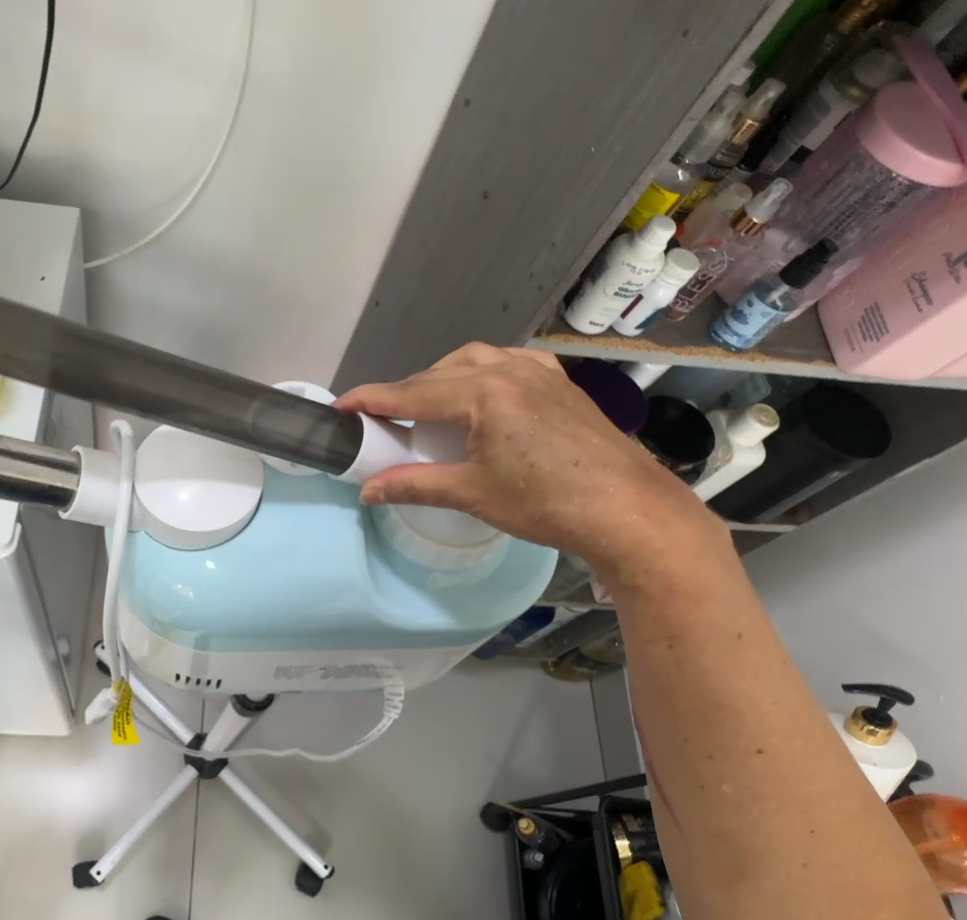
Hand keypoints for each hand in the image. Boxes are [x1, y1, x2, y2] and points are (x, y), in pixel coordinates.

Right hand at [334, 344, 722, 579]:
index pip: (411, 392)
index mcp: (483, 393)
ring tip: (427, 409)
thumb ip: (414, 485)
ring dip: (442, 380)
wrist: (627, 510)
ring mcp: (538, 372)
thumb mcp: (472, 494)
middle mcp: (509, 370)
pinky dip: (481, 375)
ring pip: (473, 362)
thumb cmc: (546, 503)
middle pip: (438, 374)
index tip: (338, 408)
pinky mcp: (560, 383)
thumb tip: (367, 492)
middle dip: (404, 394)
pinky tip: (481, 396)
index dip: (370, 400)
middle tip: (382, 422)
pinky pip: (507, 364)